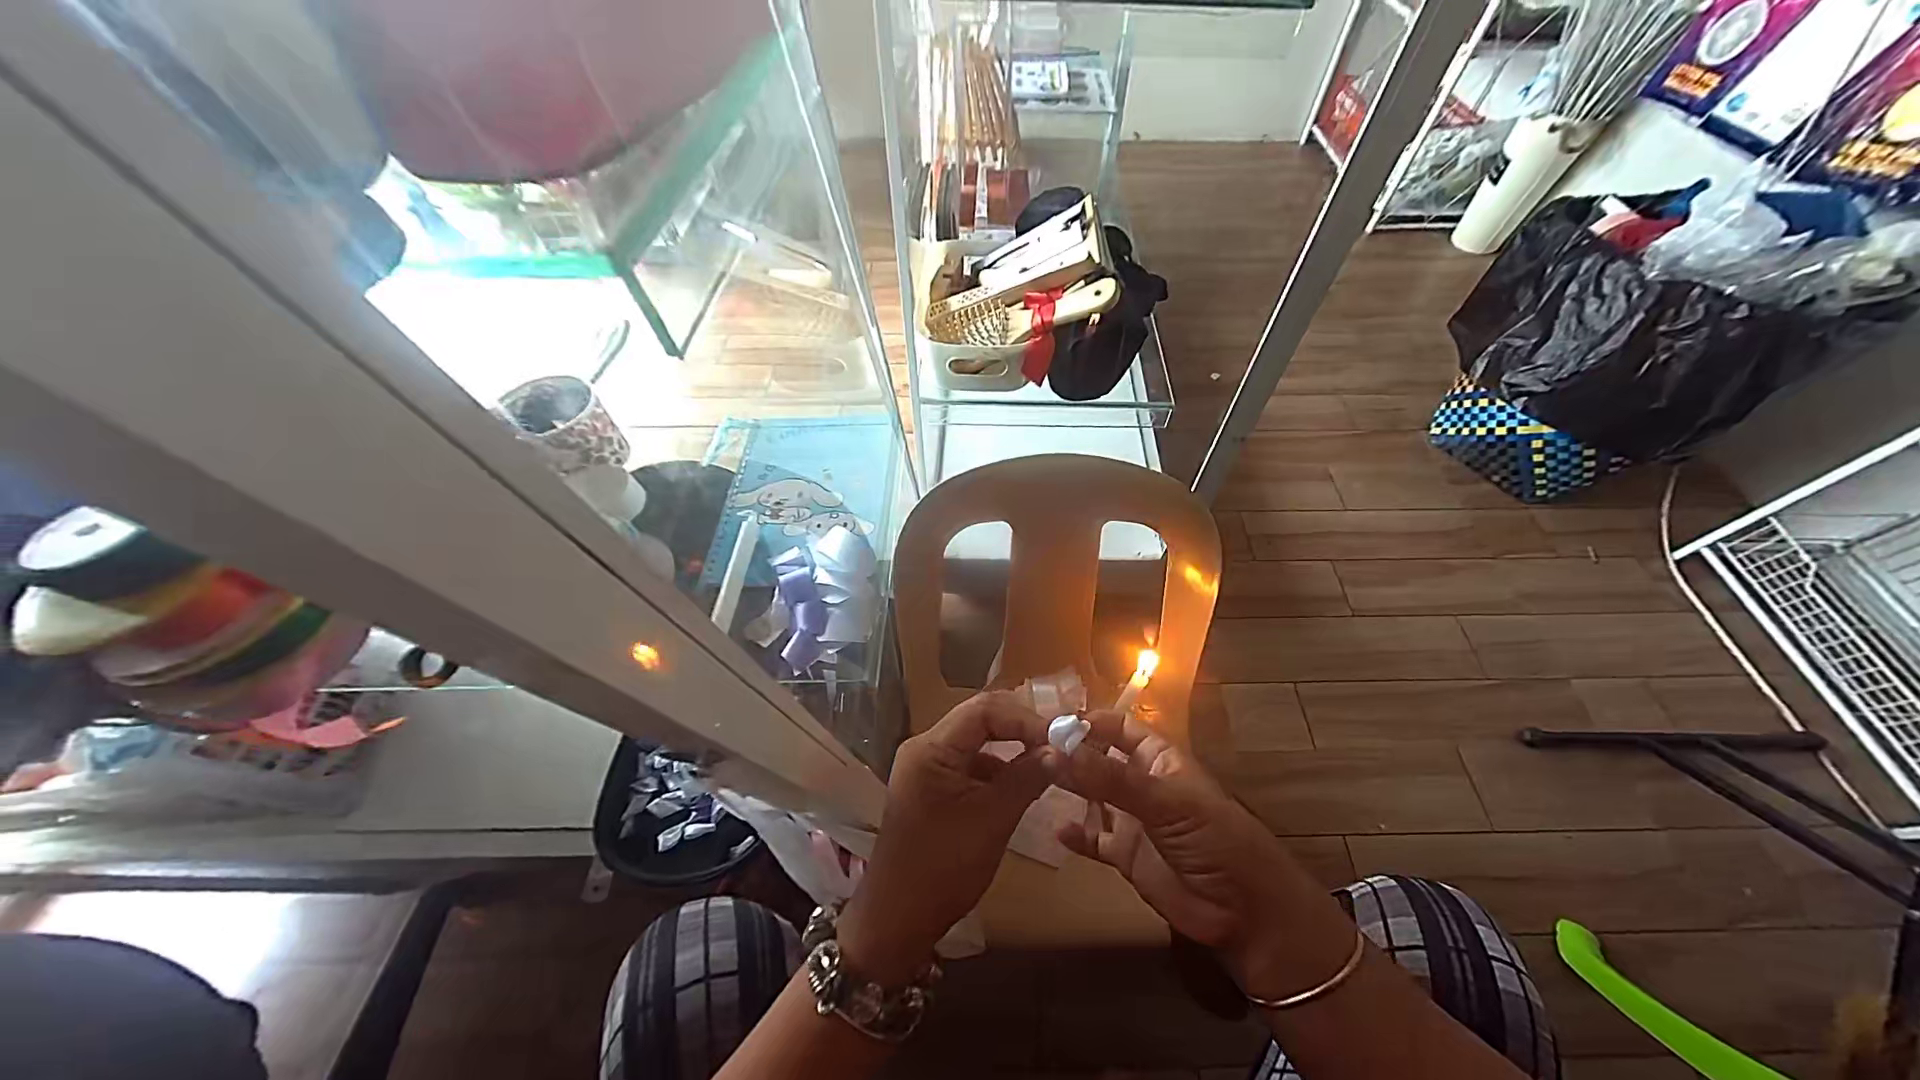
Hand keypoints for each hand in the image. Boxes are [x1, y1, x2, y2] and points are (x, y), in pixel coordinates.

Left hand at [837, 693, 1054, 983]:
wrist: (898, 918)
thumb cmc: (943, 867)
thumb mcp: (992, 820)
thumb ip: (1027, 778)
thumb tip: (1061, 750)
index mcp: (931, 748)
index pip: (984, 710)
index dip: (1026, 718)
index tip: (1061, 738)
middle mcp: (925, 748)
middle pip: (979, 720)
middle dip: (1020, 728)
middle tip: (1059, 743)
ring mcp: (926, 768)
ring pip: (976, 742)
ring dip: (1012, 749)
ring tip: (1049, 762)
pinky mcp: (932, 788)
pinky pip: (970, 765)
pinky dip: (998, 770)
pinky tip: (1023, 785)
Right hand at [1050, 710, 1356, 998]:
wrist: (1245, 912)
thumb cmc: (1215, 840)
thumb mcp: (1167, 802)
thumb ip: (1113, 779)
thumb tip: (1061, 751)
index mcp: (1159, 760)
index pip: (1120, 728)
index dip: (1090, 722)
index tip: (1052, 723)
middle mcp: (1142, 784)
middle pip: (1100, 758)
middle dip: (1071, 753)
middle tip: (1033, 750)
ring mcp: (1133, 820)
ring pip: (1092, 796)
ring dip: (1069, 788)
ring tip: (1035, 780)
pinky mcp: (1126, 856)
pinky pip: (1094, 839)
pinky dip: (1076, 835)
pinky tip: (1056, 830)